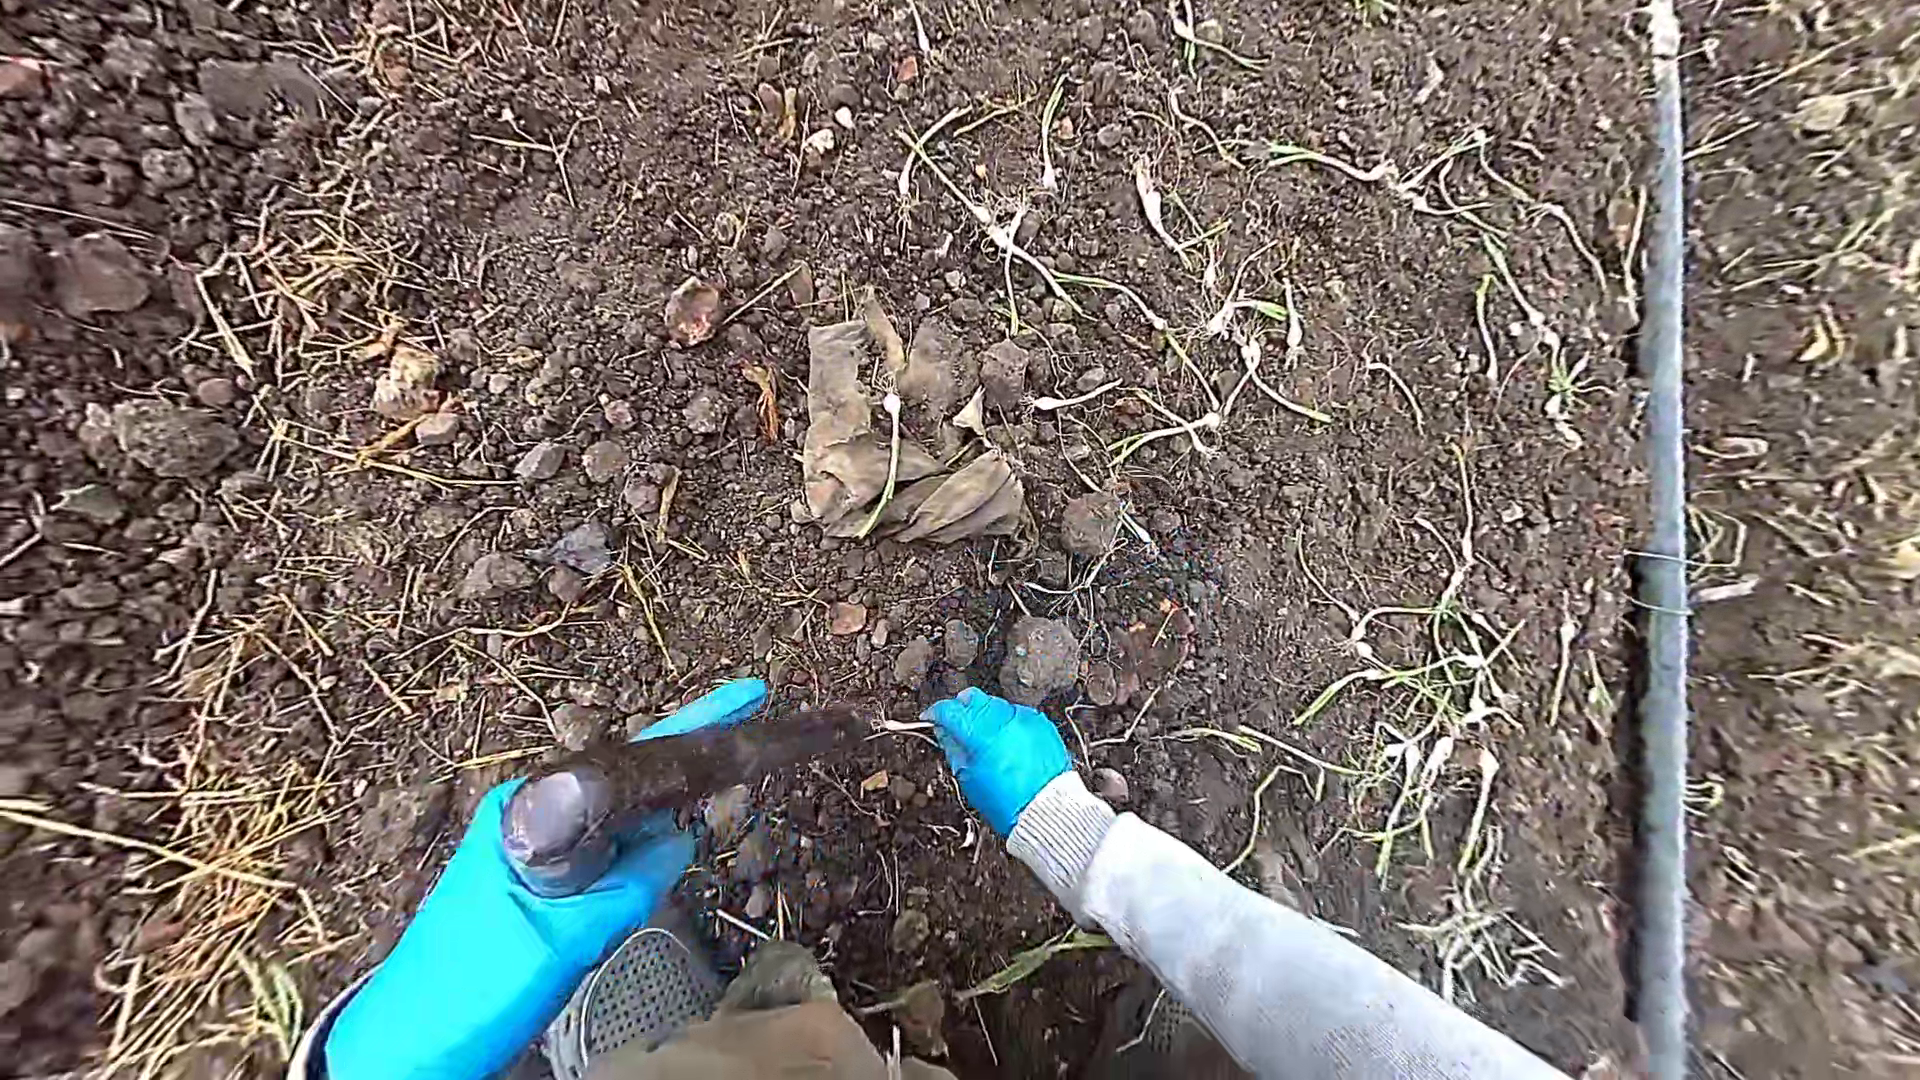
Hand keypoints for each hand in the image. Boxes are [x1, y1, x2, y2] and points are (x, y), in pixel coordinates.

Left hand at [324, 678, 768, 1079]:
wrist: (400, 1056)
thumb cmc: (471, 985)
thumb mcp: (562, 935)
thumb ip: (630, 882)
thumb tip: (681, 838)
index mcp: (532, 806)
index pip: (632, 755)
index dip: (697, 723)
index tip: (749, 694)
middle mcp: (538, 811)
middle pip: (636, 783)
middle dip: (680, 790)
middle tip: (727, 786)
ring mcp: (542, 845)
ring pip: (627, 825)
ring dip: (653, 843)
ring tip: (637, 882)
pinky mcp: (547, 879)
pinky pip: (611, 857)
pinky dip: (636, 867)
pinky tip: (636, 888)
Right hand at [924, 687, 1070, 834]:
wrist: (1047, 810)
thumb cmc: (1009, 803)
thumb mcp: (969, 778)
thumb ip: (953, 748)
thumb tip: (944, 731)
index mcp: (982, 735)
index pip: (951, 710)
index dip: (937, 712)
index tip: (932, 717)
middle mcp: (1004, 720)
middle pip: (973, 699)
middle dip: (961, 709)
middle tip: (958, 726)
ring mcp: (1024, 719)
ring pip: (995, 703)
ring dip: (985, 714)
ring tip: (985, 738)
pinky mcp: (1041, 723)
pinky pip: (1016, 713)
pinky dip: (1007, 722)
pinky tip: (1006, 740)